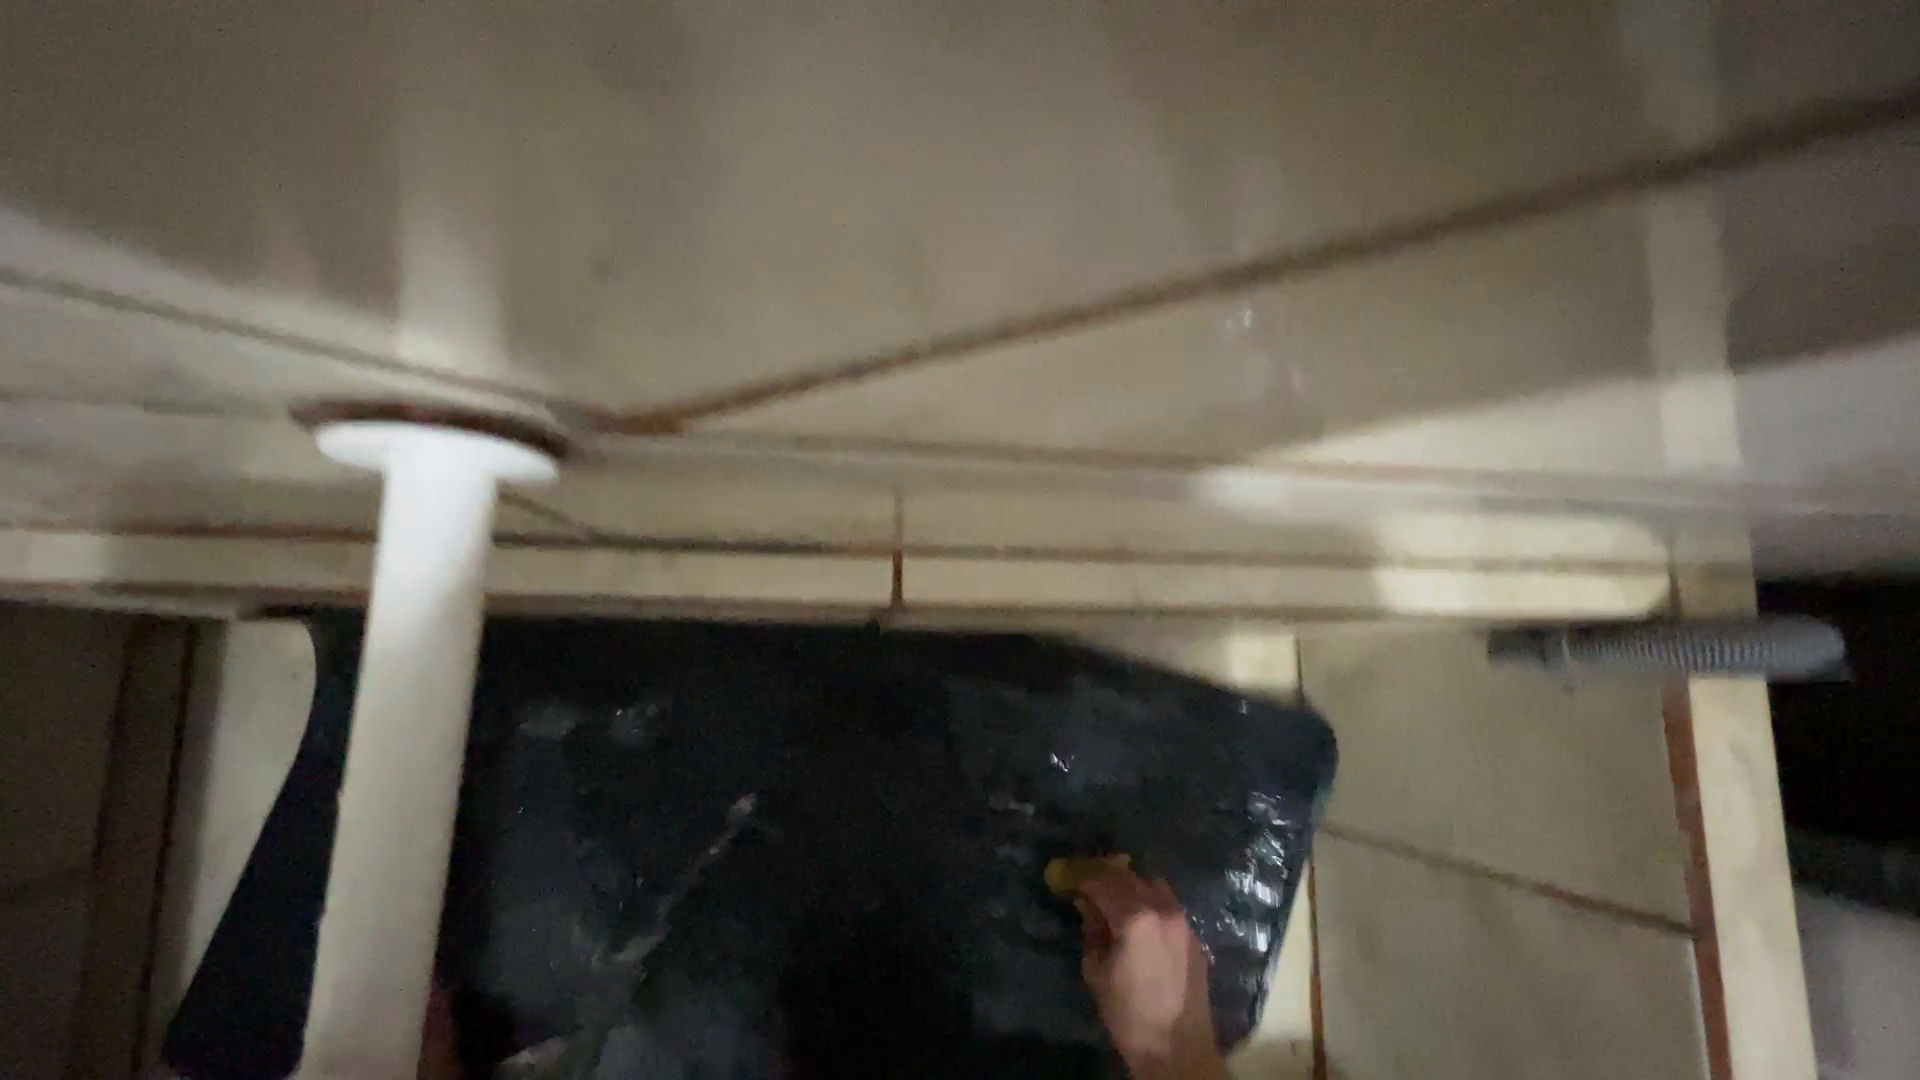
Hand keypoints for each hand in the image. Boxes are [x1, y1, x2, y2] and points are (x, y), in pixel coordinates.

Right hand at [1075, 871, 1226, 1079]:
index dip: (1082, 877)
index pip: (1102, 881)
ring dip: (1130, 885)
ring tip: (1115, 899)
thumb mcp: (1096, 972)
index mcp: (1135, 918)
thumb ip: (1092, 931)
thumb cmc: (1129, 1015)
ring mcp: (1182, 920)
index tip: (1068, 878)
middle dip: (1105, 876)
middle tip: (1087, 885)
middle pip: (1128, 876)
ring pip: (1152, 884)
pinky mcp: (1193, 934)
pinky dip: (1149, 900)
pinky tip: (1139, 918)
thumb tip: (1088, 907)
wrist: (1179, 1050)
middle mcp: (1162, 908)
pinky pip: (1167, 903)